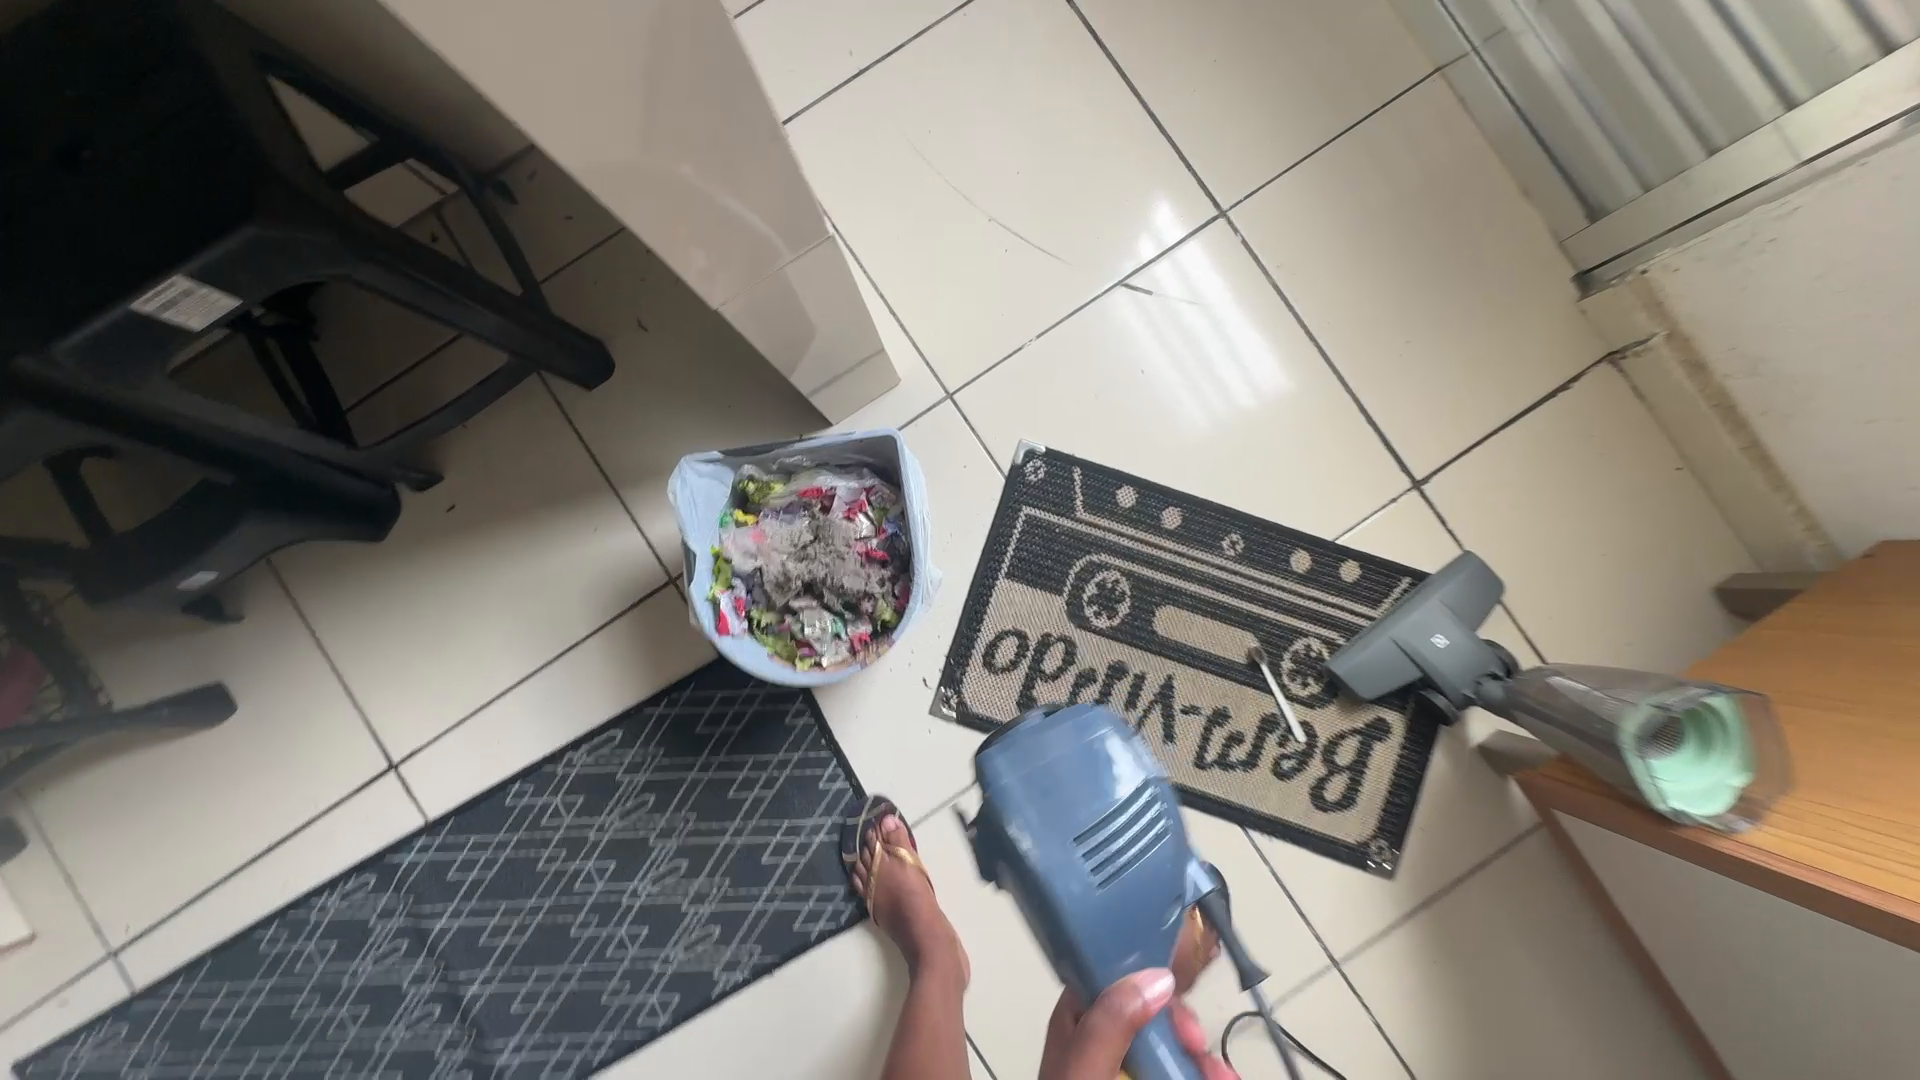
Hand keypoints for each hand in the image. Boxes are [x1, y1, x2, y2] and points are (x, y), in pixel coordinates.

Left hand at [1037, 968, 1239, 1078]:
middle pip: (1152, 1019)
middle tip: (1199, 1046)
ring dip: (1204, 1062)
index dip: (1145, 977)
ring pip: (1173, 1055)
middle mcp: (1102, 1047)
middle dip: (1184, 1029)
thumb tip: (1158, 977)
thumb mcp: (1083, 1072)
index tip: (1175, 990)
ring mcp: (1125, 1074)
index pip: (1110, 979)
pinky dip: (1205, 1077)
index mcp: (1078, 1026)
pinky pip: (1181, 1076)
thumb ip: (1111, 1026)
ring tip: (1223, 1076)